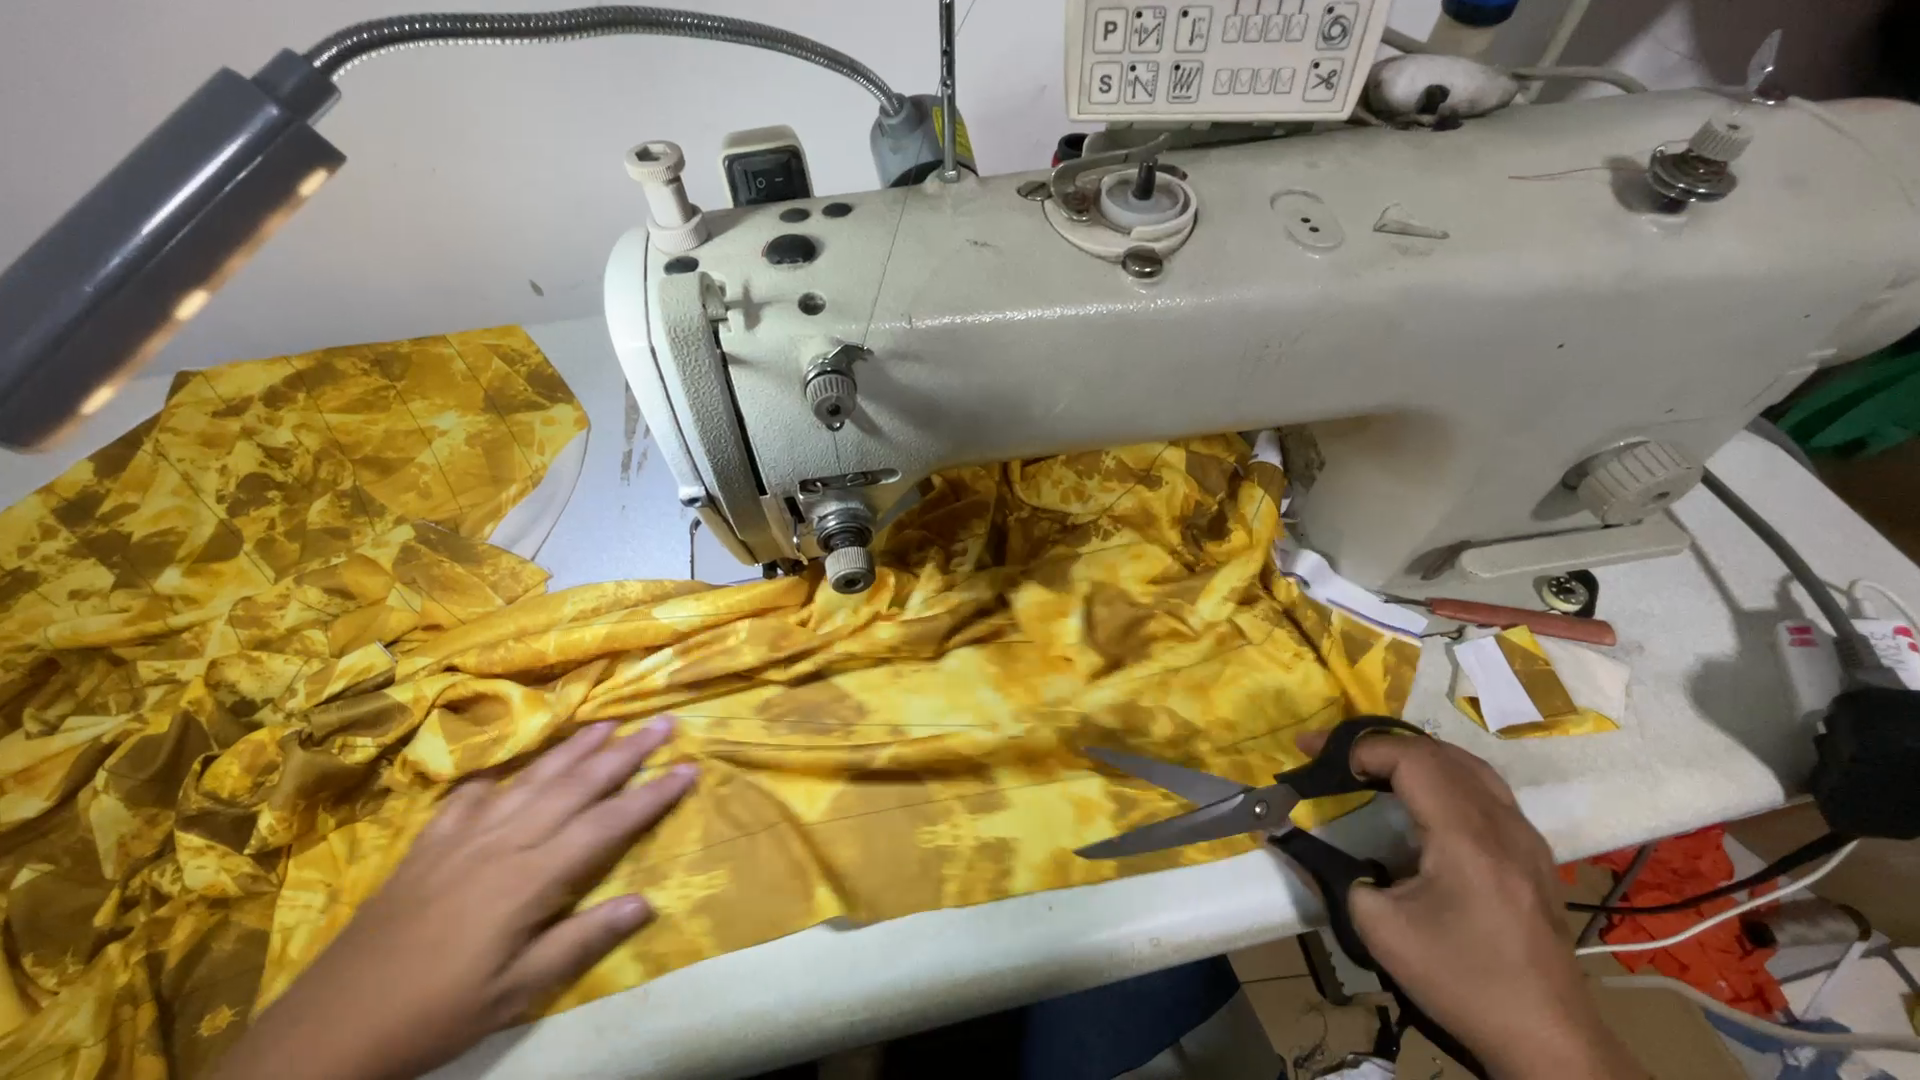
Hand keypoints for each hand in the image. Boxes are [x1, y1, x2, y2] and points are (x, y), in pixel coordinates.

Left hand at [212, 719, 696, 1079]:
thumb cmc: (439, 1011)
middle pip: (575, 785)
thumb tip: (646, 901)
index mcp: (530, 878)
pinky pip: (469, 796)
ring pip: (530, 779)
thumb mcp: (519, 991)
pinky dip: (497, 775)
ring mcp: (461, 838)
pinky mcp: (427, 845)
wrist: (331, 1026)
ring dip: (573, 748)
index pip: (607, 824)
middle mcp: (502, 843)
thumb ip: (582, 941)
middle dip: (624, 752)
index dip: (652, 794)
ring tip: (607, 723)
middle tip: (663, 722)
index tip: (689, 767)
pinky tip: (508, 769)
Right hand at [1298, 730, 1646, 1079]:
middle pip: (1440, 753)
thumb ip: (1333, 872)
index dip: (1360, 747)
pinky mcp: (1534, 856)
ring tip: (1373, 768)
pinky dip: (1444, 777)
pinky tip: (1420, 802)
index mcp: (1467, 837)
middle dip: (1381, 745)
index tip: (1316, 755)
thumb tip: (1288, 838)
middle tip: (1335, 757)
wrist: (1547, 1039)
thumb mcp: (1379, 929)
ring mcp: (1526, 838)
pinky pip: (1487, 791)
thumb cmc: (1460, 982)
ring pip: (1470, 766)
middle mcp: (1503, 825)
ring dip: (1416, 757)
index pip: (1412, 759)